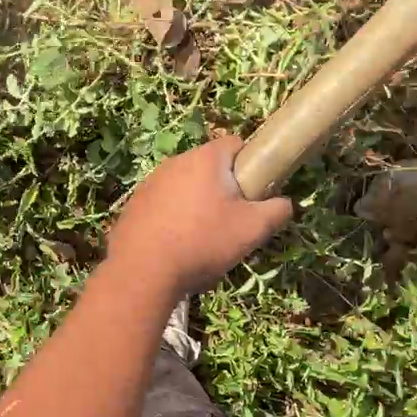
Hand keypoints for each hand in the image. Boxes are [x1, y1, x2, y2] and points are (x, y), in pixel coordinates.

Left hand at [104, 135, 291, 294]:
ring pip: (183, 187)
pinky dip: (172, 218)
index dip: (251, 163)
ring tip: (203, 236)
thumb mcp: (253, 229)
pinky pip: (162, 205)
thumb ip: (277, 209)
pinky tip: (176, 244)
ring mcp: (148, 184)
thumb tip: (283, 203)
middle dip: (222, 188)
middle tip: (232, 219)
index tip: (255, 190)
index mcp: (203, 159)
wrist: (143, 271)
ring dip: (196, 204)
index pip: (235, 144)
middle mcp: (172, 164)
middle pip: (207, 167)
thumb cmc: (203, 242)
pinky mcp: (132, 206)